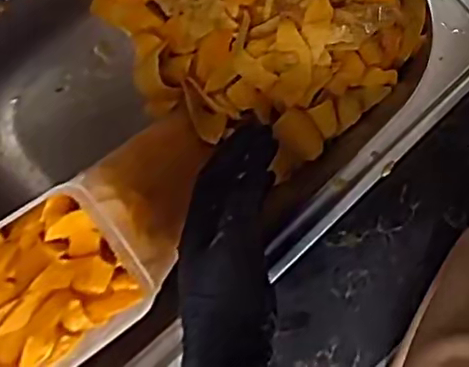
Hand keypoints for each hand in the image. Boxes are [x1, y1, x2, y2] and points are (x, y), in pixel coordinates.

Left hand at [179, 123, 275, 366]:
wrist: (231, 346)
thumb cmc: (230, 295)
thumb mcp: (237, 243)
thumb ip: (244, 202)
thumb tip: (254, 161)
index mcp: (197, 226)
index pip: (212, 176)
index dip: (231, 149)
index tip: (253, 123)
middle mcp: (203, 230)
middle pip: (219, 182)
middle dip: (238, 154)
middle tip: (262, 129)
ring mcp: (218, 244)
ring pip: (231, 194)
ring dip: (249, 169)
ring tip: (269, 148)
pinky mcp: (236, 255)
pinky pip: (244, 209)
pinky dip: (257, 189)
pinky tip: (271, 182)